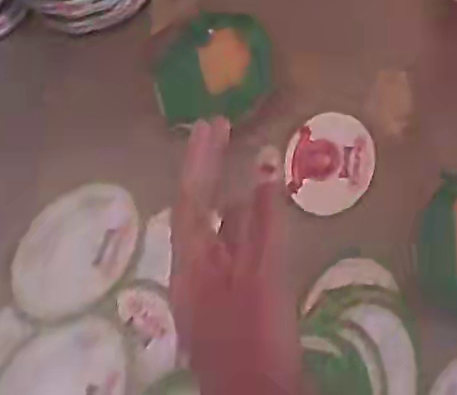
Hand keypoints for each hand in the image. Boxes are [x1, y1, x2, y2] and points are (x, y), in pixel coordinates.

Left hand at [171, 119, 300, 394]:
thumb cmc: (257, 335)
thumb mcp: (265, 270)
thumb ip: (264, 214)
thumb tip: (265, 157)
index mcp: (192, 264)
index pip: (191, 198)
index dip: (200, 158)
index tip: (211, 122)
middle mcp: (192, 272)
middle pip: (196, 208)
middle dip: (206, 167)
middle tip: (220, 127)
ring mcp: (208, 288)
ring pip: (212, 226)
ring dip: (223, 190)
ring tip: (235, 157)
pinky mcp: (226, 300)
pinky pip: (227, 245)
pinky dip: (239, 218)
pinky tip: (254, 210)